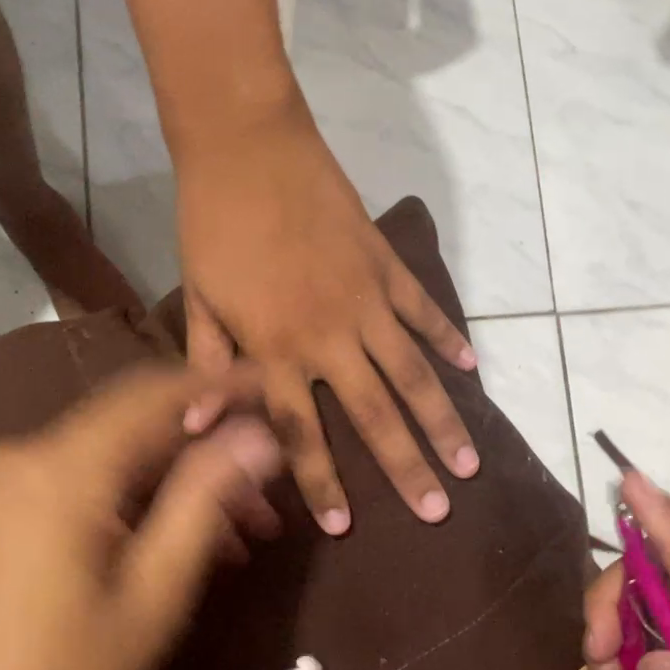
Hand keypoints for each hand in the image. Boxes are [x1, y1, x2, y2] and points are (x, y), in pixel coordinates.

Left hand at [0, 366, 283, 669]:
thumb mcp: (157, 590)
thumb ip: (208, 499)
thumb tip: (259, 435)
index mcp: (65, 466)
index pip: (158, 393)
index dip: (222, 388)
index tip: (275, 394)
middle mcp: (27, 453)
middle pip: (138, 424)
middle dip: (209, 452)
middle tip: (271, 501)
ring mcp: (5, 482)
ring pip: (115, 456)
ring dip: (179, 483)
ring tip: (241, 537)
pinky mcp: (0, 510)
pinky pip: (85, 481)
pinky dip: (138, 500)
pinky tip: (178, 543)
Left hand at [175, 114, 478, 534]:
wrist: (247, 143)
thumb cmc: (212, 225)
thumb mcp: (198, 299)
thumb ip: (209, 366)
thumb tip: (202, 428)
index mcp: (275, 350)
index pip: (299, 432)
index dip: (319, 482)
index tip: (345, 526)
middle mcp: (329, 337)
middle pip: (373, 414)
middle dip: (405, 466)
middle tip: (437, 511)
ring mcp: (366, 301)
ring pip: (412, 372)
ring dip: (442, 419)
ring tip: (469, 461)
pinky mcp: (387, 266)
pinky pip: (424, 310)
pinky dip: (448, 339)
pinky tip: (471, 369)